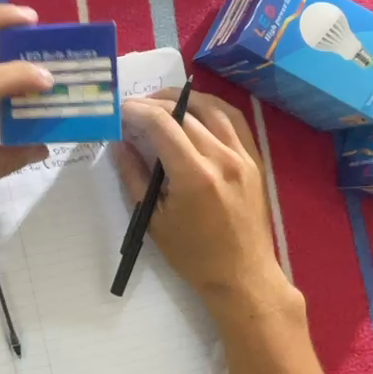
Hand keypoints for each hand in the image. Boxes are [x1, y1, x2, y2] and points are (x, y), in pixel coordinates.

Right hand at [116, 89, 299, 323]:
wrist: (243, 275)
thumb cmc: (192, 254)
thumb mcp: (152, 219)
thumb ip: (134, 176)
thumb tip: (118, 143)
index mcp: (194, 175)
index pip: (161, 124)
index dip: (136, 111)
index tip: (118, 111)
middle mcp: (221, 158)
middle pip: (184, 112)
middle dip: (153, 104)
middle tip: (131, 110)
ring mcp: (242, 156)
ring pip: (212, 108)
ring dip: (182, 99)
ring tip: (159, 102)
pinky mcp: (254, 159)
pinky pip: (233, 120)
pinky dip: (211, 107)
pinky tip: (194, 109)